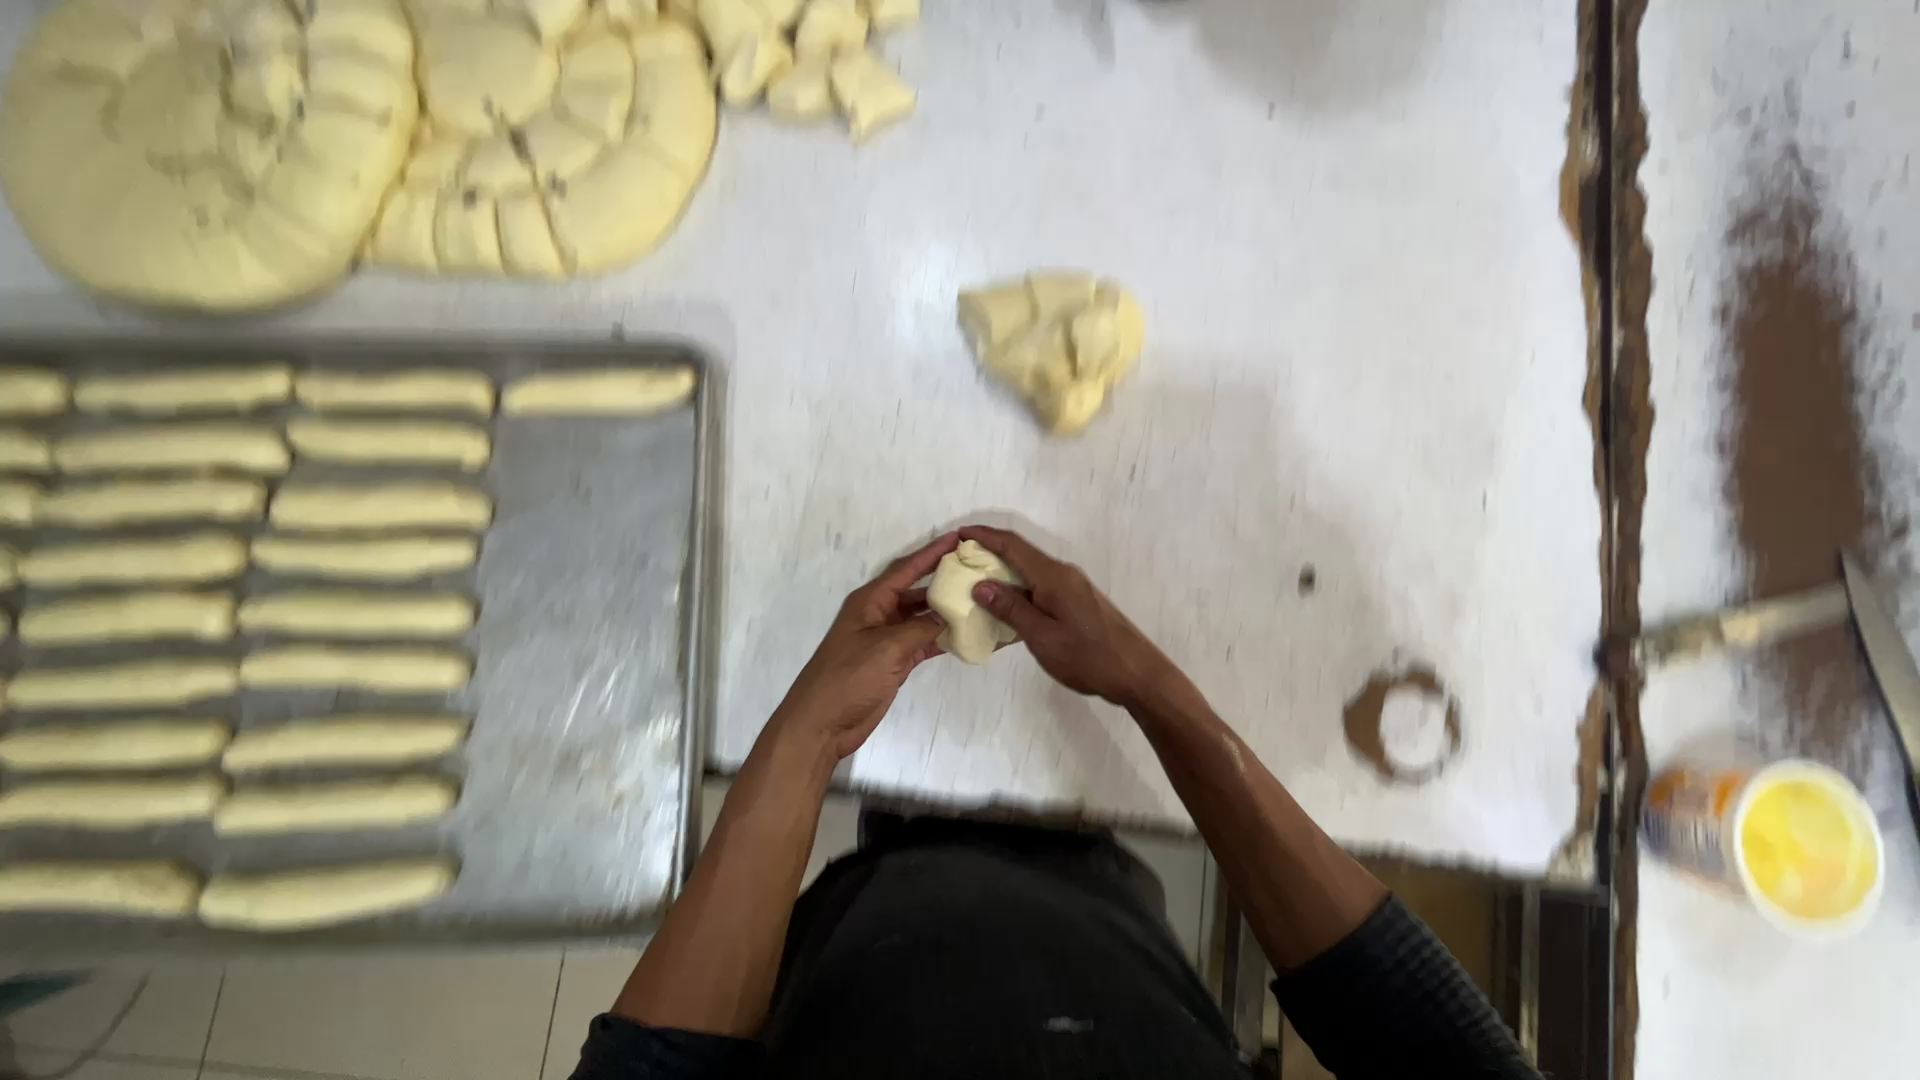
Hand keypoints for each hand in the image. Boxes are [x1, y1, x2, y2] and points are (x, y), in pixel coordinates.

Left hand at [768, 531, 959, 760]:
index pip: (906, 569)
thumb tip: (946, 616)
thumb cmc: (848, 678)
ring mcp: (886, 639)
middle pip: (916, 590)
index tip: (959, 537)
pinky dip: (942, 639)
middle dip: (943, 580)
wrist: (823, 723)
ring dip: (946, 611)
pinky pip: (923, 642)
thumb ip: (920, 629)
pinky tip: (966, 636)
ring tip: (978, 601)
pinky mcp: (894, 662)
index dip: (932, 552)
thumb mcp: (887, 648)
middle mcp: (879, 614)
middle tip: (976, 570)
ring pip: (922, 617)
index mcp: (870, 601)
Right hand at [958, 525, 1178, 709]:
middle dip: (989, 553)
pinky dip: (1019, 590)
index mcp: (1053, 577)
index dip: (984, 536)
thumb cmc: (1088, 657)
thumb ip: (1011, 609)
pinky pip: (1041, 587)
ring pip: (1031, 571)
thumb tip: (981, 584)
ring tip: (975, 585)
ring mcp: (1073, 587)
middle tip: (959, 563)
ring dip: (1003, 573)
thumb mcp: (1042, 637)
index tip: (958, 534)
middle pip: (1021, 554)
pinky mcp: (1078, 602)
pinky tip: (1006, 608)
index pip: (1013, 545)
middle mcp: (1063, 574)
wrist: (1137, 674)